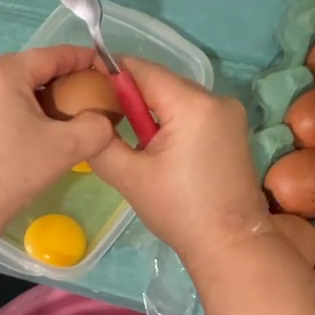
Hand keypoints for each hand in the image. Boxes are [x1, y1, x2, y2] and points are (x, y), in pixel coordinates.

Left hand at [0, 46, 116, 230]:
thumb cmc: (14, 171)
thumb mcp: (66, 147)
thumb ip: (97, 125)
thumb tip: (101, 119)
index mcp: (4, 72)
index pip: (53, 55)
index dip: (83, 59)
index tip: (105, 71)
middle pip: (31, 69)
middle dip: (62, 80)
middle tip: (88, 98)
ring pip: (14, 86)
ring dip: (40, 96)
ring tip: (65, 116)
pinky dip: (20, 109)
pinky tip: (35, 129)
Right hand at [86, 58, 269, 262]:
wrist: (229, 242)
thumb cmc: (178, 210)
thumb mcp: (129, 177)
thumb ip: (102, 142)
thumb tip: (85, 123)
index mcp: (191, 105)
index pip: (144, 71)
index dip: (111, 72)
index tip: (83, 81)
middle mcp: (215, 99)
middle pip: (161, 83)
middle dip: (128, 94)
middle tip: (96, 111)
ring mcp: (228, 114)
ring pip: (175, 98)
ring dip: (148, 110)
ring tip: (120, 131)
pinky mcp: (231, 130)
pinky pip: (191, 113)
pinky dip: (167, 121)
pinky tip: (150, 144)